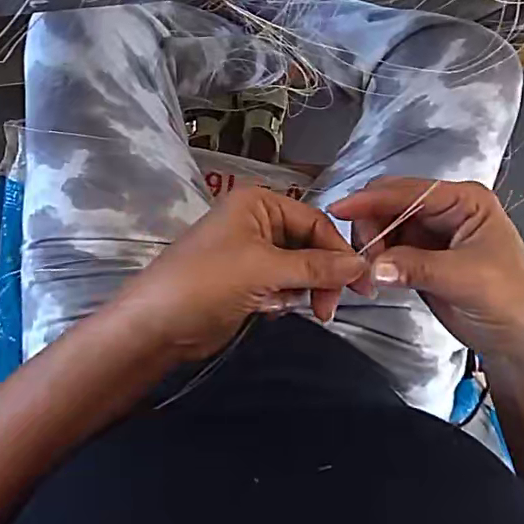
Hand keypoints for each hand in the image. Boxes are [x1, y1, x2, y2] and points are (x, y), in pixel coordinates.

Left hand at [108, 187, 364, 361]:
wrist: (160, 321)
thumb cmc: (208, 281)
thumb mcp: (264, 269)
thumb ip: (316, 267)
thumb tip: (363, 264)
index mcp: (256, 202)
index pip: (314, 220)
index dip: (340, 251)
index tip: (364, 287)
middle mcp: (254, 220)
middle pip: (309, 244)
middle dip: (321, 275)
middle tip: (329, 308)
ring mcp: (249, 250)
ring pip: (298, 267)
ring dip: (302, 289)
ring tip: (291, 308)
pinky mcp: (245, 279)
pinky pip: (282, 284)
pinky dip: (284, 297)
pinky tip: (269, 309)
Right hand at [328, 178, 523, 364]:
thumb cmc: (513, 304)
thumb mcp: (467, 280)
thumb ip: (417, 267)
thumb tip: (373, 266)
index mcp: (463, 201)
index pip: (408, 191)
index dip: (371, 199)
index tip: (339, 210)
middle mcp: (443, 209)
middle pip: (387, 202)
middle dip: (369, 224)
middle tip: (360, 255)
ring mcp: (428, 231)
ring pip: (379, 223)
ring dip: (368, 243)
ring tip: (369, 272)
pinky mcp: (416, 254)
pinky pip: (382, 245)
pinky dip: (371, 257)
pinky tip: (372, 274)